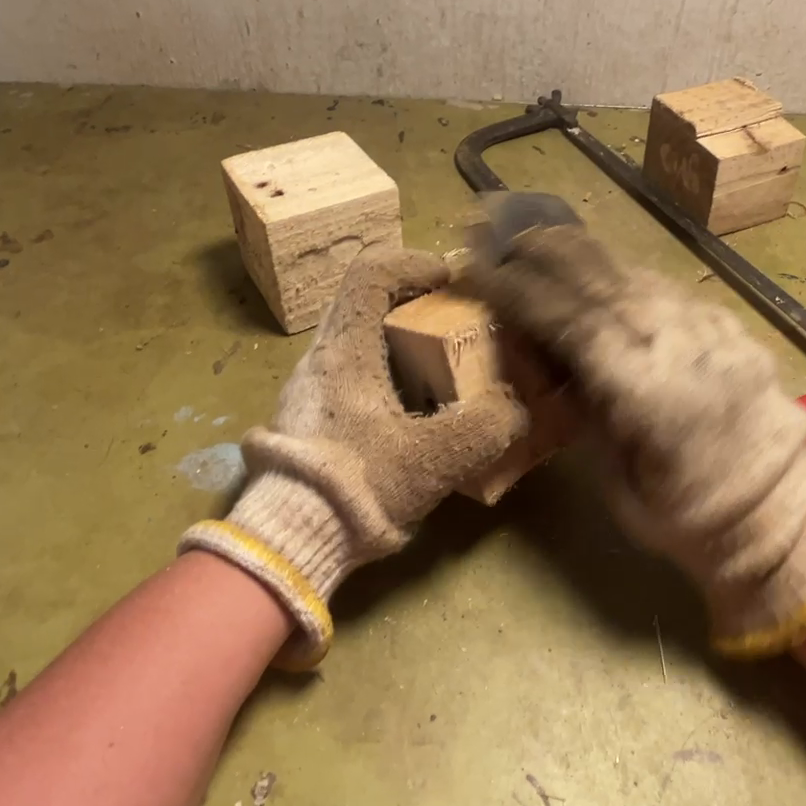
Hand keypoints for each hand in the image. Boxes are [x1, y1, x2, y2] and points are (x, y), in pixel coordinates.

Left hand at [181, 246, 524, 667]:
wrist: (288, 540)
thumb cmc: (356, 484)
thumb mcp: (433, 458)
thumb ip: (485, 429)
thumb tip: (517, 411)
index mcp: (345, 348)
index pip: (369, 273)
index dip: (413, 264)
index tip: (449, 280)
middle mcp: (321, 358)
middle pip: (368, 308)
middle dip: (417, 311)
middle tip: (457, 331)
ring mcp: (310, 391)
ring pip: (362, 345)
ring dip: (404, 350)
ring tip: (445, 377)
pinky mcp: (309, 422)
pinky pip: (354, 379)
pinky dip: (389, 380)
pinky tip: (414, 419)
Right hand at [473, 226, 805, 656]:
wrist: (783, 520)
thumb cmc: (689, 522)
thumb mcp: (620, 483)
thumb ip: (588, 412)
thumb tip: (553, 358)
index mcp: (652, 395)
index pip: (574, 324)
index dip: (523, 294)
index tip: (482, 272)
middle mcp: (685, 348)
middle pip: (606, 284)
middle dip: (549, 255)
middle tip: (505, 235)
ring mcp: (715, 333)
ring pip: (640, 279)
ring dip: (588, 257)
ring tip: (545, 240)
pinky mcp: (733, 330)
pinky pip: (670, 291)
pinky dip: (629, 277)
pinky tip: (605, 272)